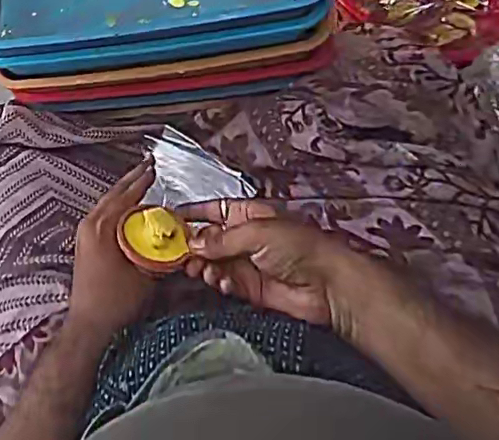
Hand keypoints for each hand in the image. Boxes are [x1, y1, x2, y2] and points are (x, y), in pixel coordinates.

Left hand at [66, 159, 158, 344]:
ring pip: (107, 203)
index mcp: (102, 226)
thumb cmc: (116, 300)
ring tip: (141, 181)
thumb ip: (159, 254)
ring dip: (124, 192)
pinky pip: (103, 213)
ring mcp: (84, 231)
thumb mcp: (145, 276)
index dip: (141, 182)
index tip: (154, 168)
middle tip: (148, 166)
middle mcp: (90, 223)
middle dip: (132, 180)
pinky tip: (128, 208)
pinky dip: (118, 206)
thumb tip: (175, 239)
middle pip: (114, 194)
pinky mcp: (84, 241)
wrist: (88, 323)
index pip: (125, 196)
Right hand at [179, 199, 369, 335]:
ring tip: (201, 270)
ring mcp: (247, 263)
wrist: (327, 286)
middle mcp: (244, 237)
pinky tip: (221, 282)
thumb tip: (194, 242)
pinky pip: (227, 283)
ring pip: (215, 263)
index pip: (213, 210)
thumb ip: (222, 239)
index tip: (172, 219)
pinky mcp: (252, 288)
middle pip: (210, 239)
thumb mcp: (255, 233)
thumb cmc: (299, 246)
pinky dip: (220, 283)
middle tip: (182, 254)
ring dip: (205, 266)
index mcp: (247, 214)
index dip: (193, 214)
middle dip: (195, 246)